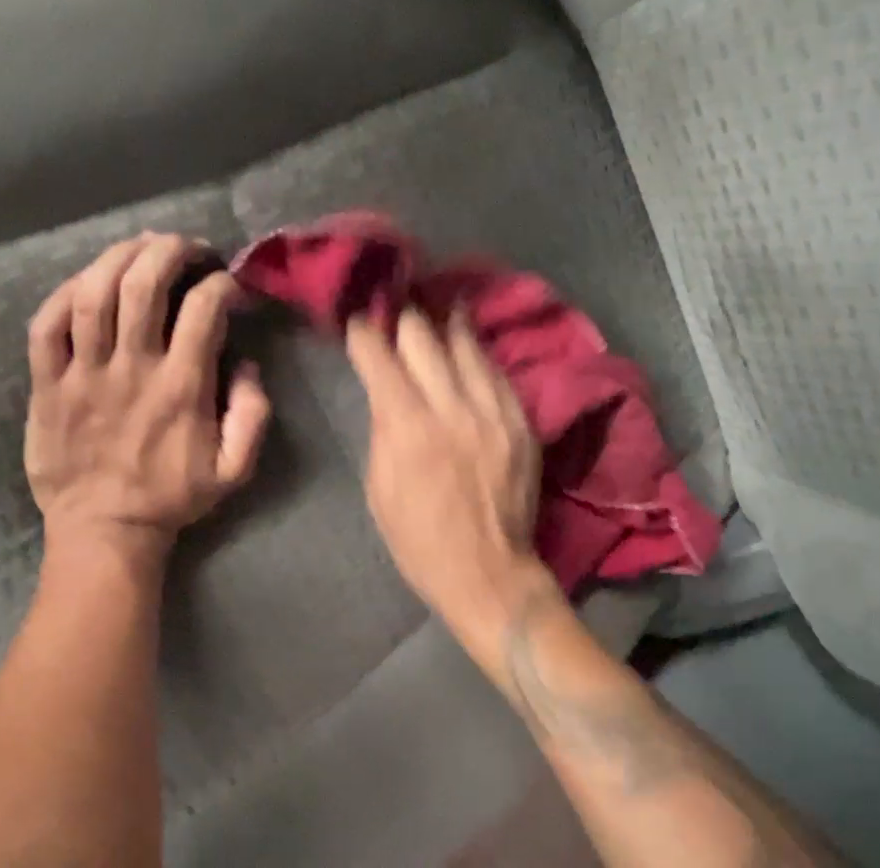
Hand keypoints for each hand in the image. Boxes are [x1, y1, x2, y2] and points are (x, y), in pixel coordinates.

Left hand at [24, 233, 271, 562]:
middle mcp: (132, 369)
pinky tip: (86, 280)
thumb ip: (253, 415)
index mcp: (181, 387)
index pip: (204, 308)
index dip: (222, 283)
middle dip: (170, 251)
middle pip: (144, 285)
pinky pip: (45, 325)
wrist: (104, 530)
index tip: (229, 285)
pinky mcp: (47, 384)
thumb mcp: (235, 469)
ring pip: (93, 294)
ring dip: (119, 257)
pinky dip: (64, 293)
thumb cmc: (172, 496)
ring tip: (140, 245)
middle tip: (187, 247)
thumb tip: (247, 363)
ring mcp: (83, 374)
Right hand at [345, 307, 550, 635]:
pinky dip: (478, 357)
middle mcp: (453, 406)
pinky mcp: (522, 421)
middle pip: (424, 335)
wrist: (487, 571)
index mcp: (408, 426)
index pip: (380, 355)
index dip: (363, 332)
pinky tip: (471, 349)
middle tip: (397, 310)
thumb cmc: (418, 538)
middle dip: (403, 319)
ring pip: (467, 344)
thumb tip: (386, 388)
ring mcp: (494, 411)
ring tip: (439, 308)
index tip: (357, 322)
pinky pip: (498, 372)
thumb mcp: (379, 486)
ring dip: (447, 325)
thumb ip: (383, 428)